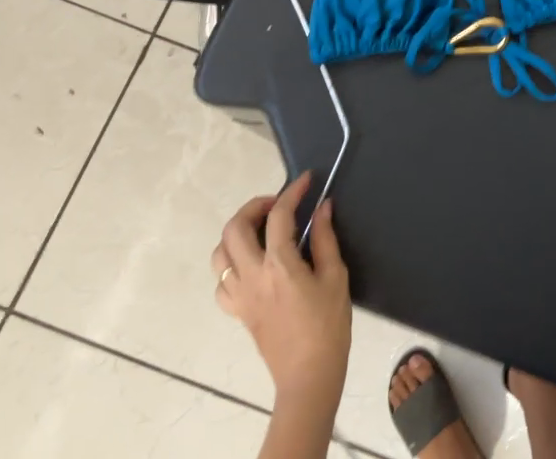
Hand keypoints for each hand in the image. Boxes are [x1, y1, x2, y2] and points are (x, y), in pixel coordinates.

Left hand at [213, 173, 351, 411]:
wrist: (308, 373)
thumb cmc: (328, 325)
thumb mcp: (335, 277)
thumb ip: (325, 239)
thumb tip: (323, 208)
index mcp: (279, 265)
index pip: (279, 215)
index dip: (292, 192)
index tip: (305, 181)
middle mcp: (251, 275)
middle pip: (235, 227)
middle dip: (254, 206)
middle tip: (278, 205)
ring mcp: (239, 294)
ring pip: (219, 253)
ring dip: (237, 233)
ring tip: (261, 230)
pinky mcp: (236, 311)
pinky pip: (221, 281)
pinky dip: (231, 264)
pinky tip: (252, 265)